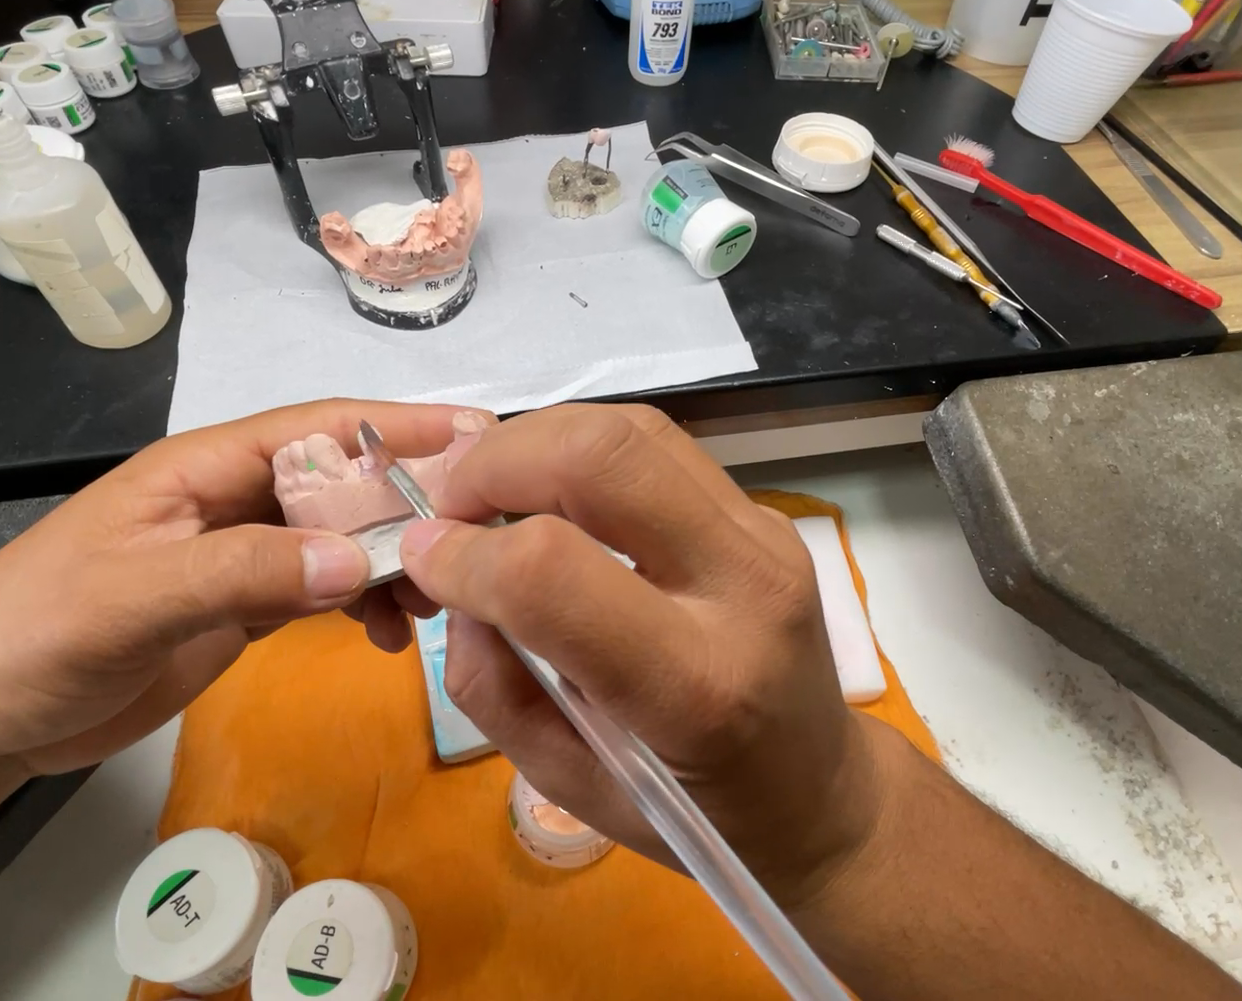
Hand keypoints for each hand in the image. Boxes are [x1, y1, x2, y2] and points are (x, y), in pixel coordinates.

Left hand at [0, 400, 483, 777]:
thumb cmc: (26, 640)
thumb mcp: (128, 602)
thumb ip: (242, 573)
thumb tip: (359, 559)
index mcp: (207, 468)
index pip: (321, 429)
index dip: (399, 426)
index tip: (477, 437)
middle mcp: (236, 499)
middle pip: (346, 483)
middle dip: (412, 502)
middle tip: (480, 535)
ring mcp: (244, 552)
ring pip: (344, 538)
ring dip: (394, 562)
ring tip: (437, 602)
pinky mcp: (246, 602)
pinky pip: (325, 588)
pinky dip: (364, 603)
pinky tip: (388, 635)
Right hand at [393, 404, 886, 906]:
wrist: (819, 788)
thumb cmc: (696, 813)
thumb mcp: (572, 787)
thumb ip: (495, 685)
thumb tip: (456, 581)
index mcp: (696, 685)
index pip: (554, 573)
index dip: (465, 555)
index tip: (423, 559)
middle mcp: (742, 584)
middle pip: (602, 457)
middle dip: (497, 464)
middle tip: (453, 509)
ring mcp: (762, 533)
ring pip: (630, 429)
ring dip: (535, 443)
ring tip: (494, 494)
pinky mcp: (760, 512)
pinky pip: (654, 445)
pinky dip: (579, 451)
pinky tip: (551, 492)